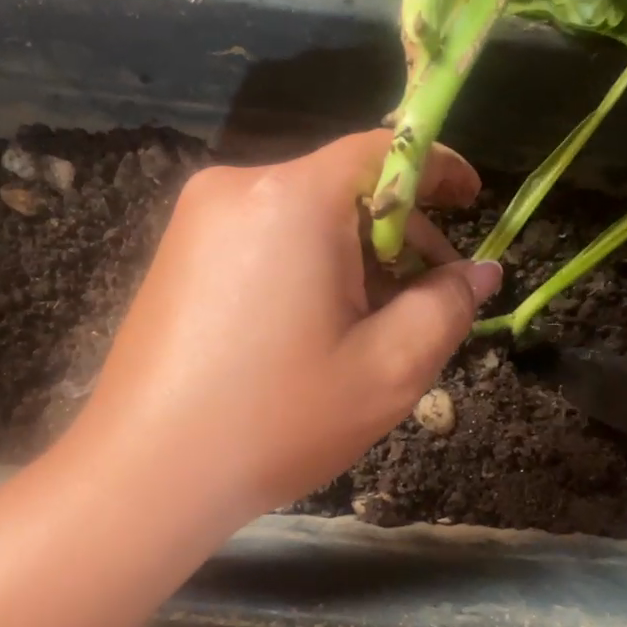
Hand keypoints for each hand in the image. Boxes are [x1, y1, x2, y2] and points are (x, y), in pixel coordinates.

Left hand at [64, 130, 500, 529]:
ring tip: (369, 327)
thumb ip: (446, 306)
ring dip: (352, 257)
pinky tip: (311, 330)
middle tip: (427, 299)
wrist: (145, 476)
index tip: (473, 202)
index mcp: (293, 199)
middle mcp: (238, 187)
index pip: (383, 150)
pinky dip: (305, 268)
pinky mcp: (176, 254)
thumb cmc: (277, 420)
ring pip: (303, 218)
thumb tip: (480, 271)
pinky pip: (263, 240)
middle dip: (396, 234)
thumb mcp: (387, 370)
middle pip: (342, 187)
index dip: (438, 170)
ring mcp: (197, 220)